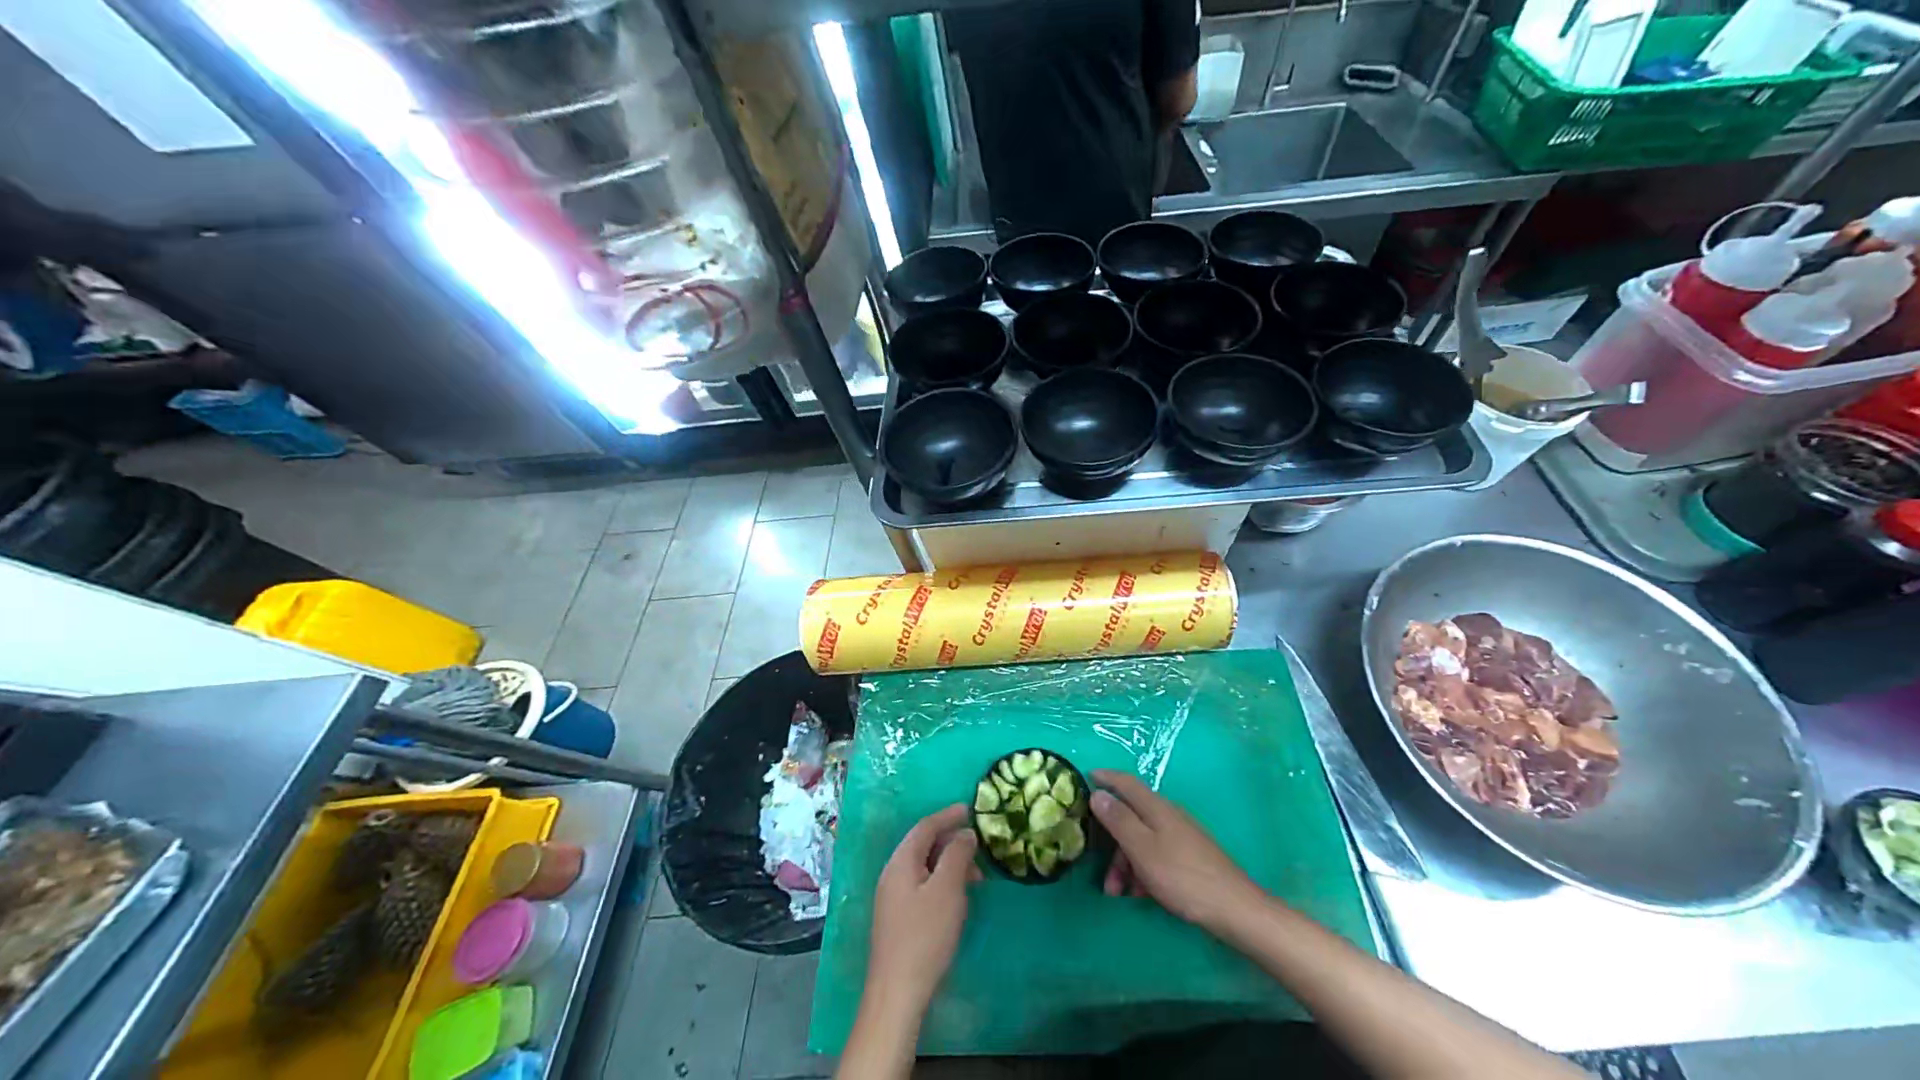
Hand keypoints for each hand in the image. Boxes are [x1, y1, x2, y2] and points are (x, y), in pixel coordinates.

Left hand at [865, 804, 979, 1009]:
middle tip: (979, 846)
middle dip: (951, 841)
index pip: (925, 827)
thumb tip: (965, 833)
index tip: (970, 809)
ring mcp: (893, 897)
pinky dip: (942, 881)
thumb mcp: (947, 890)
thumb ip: (957, 856)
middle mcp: (892, 873)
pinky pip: (923, 884)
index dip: (948, 815)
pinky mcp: (898, 917)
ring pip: (924, 866)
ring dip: (950, 864)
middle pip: (922, 844)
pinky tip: (958, 898)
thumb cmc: (925, 935)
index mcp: (900, 861)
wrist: (898, 992)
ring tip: (976, 876)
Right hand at [1090, 770, 1264, 932]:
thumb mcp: (1142, 848)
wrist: (1233, 908)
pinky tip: (1140, 894)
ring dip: (1125, 862)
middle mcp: (1168, 815)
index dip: (1105, 778)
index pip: (1126, 782)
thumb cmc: (1181, 876)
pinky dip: (1142, 870)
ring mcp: (1180, 836)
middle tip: (1100, 870)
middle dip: (1111, 840)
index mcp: (1156, 807)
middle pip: (1131, 817)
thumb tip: (1098, 793)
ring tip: (1118, 893)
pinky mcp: (1188, 856)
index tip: (1085, 777)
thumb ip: (1119, 820)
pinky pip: (1155, 854)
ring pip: (1141, 839)